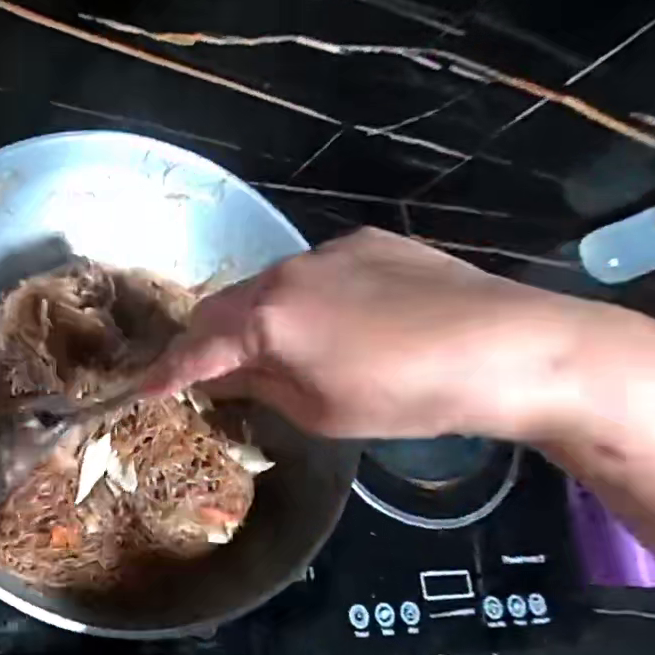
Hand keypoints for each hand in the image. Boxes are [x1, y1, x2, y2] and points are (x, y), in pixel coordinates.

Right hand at [143, 228, 601, 441]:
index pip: (197, 349)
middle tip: (199, 373)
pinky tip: (325, 324)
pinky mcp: (368, 243)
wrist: (514, 349)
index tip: (140, 390)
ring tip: (263, 350)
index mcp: (268, 318)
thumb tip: (222, 377)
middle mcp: (286, 272)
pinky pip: (308, 272)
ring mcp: (329, 251)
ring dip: (248, 318)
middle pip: (220, 307)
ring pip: (263, 286)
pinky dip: (294, 300)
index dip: (165, 373)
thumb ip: (257, 387)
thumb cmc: (405, 397)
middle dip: (202, 341)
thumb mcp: (317, 411)